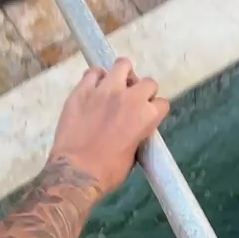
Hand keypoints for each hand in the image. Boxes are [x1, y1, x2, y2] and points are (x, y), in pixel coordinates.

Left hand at [50, 57, 169, 193]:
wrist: (77, 172)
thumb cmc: (108, 172)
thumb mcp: (134, 156)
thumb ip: (138, 134)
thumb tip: (134, 129)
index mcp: (147, 116)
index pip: (162, 103)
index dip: (154, 111)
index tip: (147, 116)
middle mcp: (130, 98)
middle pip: (148, 82)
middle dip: (142, 91)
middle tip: (131, 102)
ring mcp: (105, 90)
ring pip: (122, 65)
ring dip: (122, 74)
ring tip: (115, 86)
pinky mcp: (83, 90)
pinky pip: (93, 72)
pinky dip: (96, 78)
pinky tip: (94, 89)